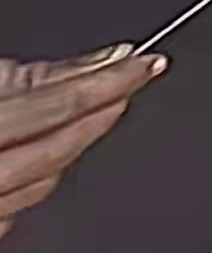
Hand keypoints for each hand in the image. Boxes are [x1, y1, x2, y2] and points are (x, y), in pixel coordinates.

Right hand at [0, 44, 164, 239]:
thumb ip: (23, 77)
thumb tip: (107, 60)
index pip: (50, 107)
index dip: (109, 82)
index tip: (147, 63)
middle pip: (51, 152)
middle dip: (99, 116)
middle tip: (130, 84)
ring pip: (32, 189)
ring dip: (66, 153)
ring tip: (86, 118)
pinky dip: (25, 192)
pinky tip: (32, 167)